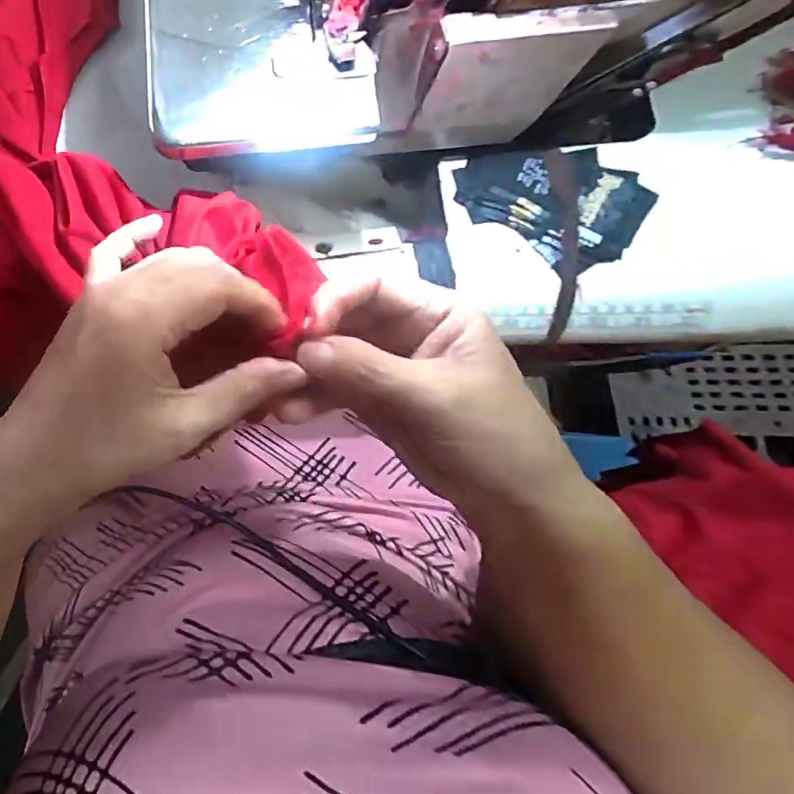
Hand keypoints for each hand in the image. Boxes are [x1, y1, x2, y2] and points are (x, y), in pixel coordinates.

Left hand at [0, 216, 308, 539]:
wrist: (36, 456)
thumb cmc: (108, 448)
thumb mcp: (183, 425)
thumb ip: (242, 389)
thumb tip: (295, 367)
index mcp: (145, 315)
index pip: (220, 284)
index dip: (259, 303)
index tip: (280, 334)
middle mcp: (123, 287)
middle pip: (198, 264)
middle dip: (237, 290)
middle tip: (257, 332)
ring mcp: (99, 286)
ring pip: (166, 257)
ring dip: (204, 275)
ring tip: (228, 314)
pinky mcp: (85, 296)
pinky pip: (113, 251)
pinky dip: (138, 238)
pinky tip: (156, 227)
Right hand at [276, 276, 587, 521]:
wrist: (516, 507)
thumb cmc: (491, 436)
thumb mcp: (433, 398)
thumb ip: (367, 369)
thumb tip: (304, 348)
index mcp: (435, 312)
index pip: (375, 287)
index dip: (336, 298)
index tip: (307, 327)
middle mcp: (406, 330)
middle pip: (346, 318)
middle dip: (312, 338)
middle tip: (279, 360)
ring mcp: (386, 365)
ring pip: (333, 354)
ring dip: (304, 373)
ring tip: (277, 393)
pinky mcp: (373, 398)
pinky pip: (334, 387)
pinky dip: (311, 397)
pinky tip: (288, 412)